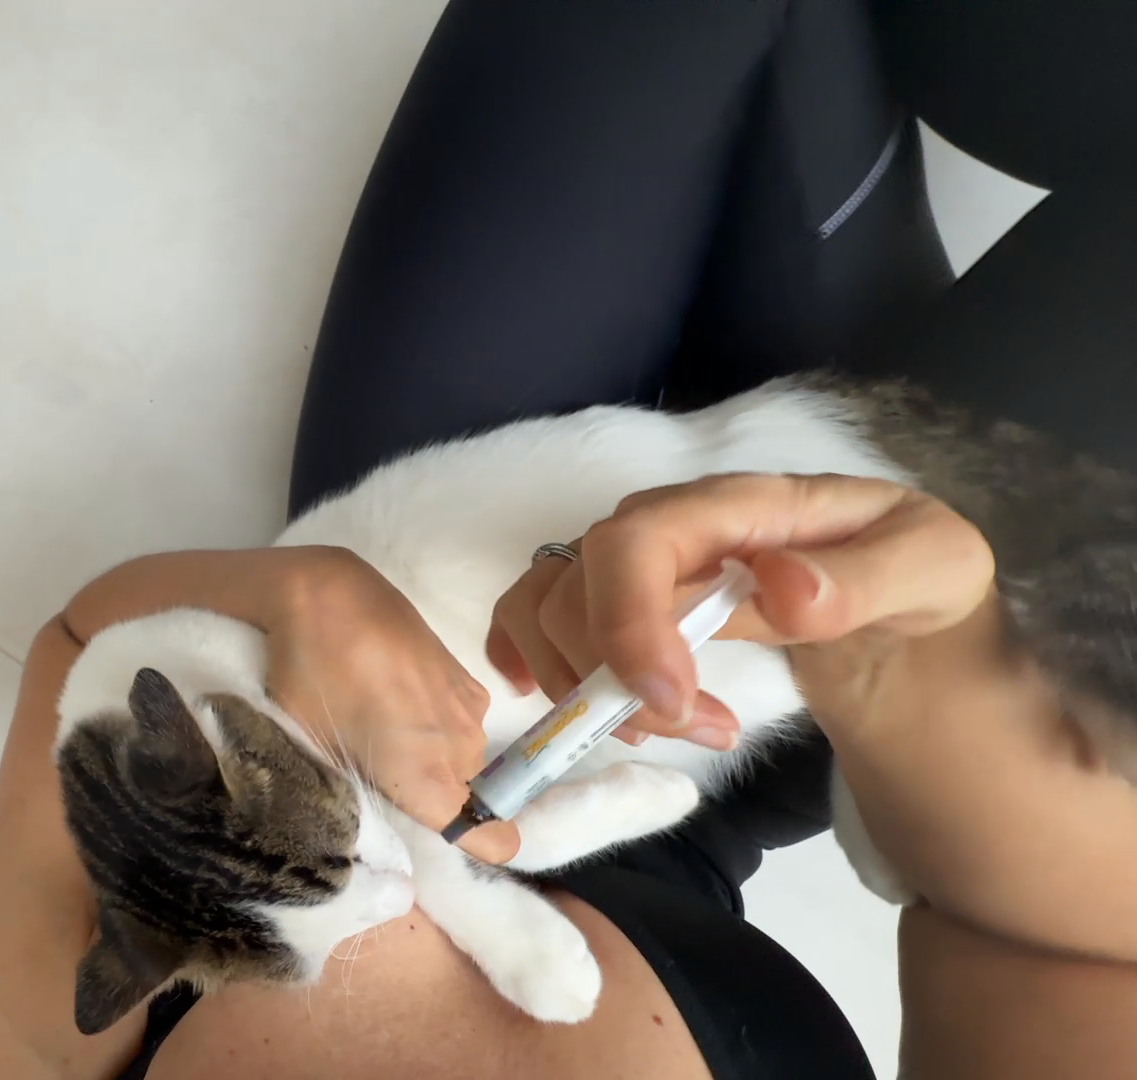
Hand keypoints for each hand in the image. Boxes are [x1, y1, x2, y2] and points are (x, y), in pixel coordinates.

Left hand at [264, 547, 519, 863]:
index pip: (495, 842)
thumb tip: (362, 811)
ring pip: (461, 754)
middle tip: (376, 768)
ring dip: (429, 752)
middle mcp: (462, 750)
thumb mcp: (314, 746)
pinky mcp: (466, 674)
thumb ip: (352, 792)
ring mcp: (471, 708)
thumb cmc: (312, 676)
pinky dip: (434, 719)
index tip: (434, 831)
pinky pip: (459, 719)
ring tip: (376, 721)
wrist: (330, 596)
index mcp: (428, 780)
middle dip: (430, 792)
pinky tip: (390, 691)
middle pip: (466, 795)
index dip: (475, 845)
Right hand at [486, 473, 995, 743]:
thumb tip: (780, 589)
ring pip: (539, 609)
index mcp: (722, 506)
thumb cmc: (900, 578)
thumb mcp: (933, 570)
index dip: (625, 622)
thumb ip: (868, 576)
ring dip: (579, 683)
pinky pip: (523, 612)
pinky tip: (547, 689)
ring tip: (662, 728)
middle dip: (615, 678)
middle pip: (573, 591)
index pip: (631, 543)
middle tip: (703, 732)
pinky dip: (522, 654)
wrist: (876, 593)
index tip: (668, 702)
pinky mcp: (596, 594)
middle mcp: (649, 524)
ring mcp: (614, 559)